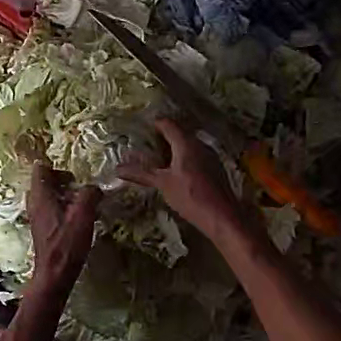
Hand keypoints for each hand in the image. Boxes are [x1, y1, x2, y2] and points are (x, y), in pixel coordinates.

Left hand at [26, 164, 100, 297]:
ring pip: (48, 196)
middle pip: (44, 182)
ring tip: (81, 202)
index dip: (56, 167)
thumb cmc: (67, 243)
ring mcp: (37, 216)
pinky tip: (77, 217)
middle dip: (62, 180)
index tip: (73, 174)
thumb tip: (94, 188)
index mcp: (41, 196)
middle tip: (79, 187)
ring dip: (64, 195)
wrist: (55, 273)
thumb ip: (89, 194)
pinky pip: (50, 208)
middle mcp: (35, 204)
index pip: (40, 169)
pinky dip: (62, 207)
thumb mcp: (83, 214)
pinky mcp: (43, 228)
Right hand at [119, 118, 254, 241]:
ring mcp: (210, 156)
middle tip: (147, 144)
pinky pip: (197, 156)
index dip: (155, 124)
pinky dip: (185, 159)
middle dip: (163, 138)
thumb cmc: (190, 196)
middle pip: (179, 134)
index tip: (142, 128)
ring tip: (159, 158)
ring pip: (189, 146)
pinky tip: (177, 172)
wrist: (222, 216)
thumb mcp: (162, 184)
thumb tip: (118, 169)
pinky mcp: (215, 168)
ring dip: (174, 149)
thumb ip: (141, 174)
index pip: (168, 125)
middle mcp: (200, 144)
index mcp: (186, 143)